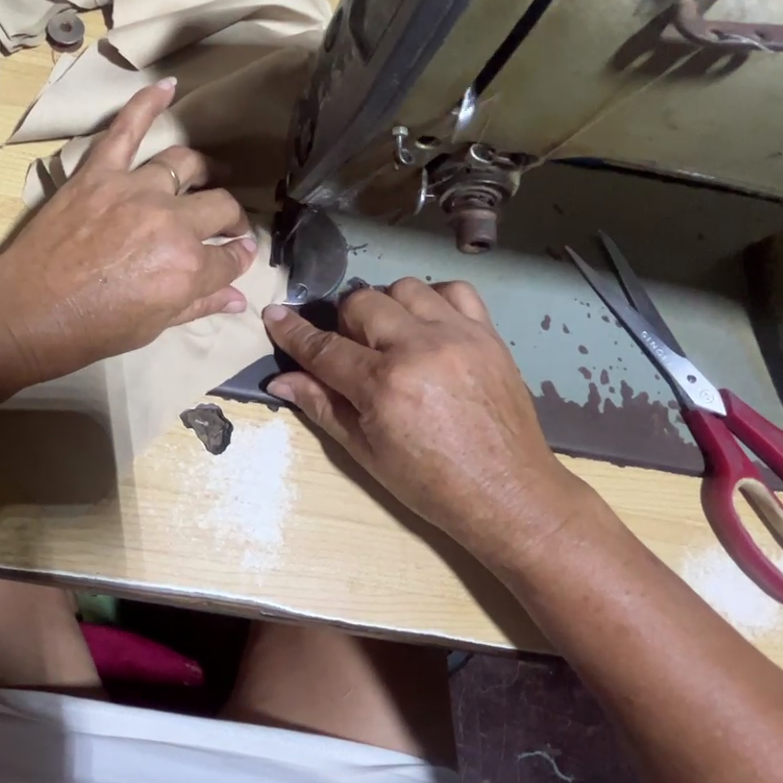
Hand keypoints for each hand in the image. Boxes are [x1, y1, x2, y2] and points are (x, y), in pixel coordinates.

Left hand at [0, 79, 257, 392]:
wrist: (26, 312)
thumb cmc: (90, 330)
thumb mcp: (153, 327)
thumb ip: (198, 305)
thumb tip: (238, 299)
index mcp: (188, 268)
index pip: (231, 257)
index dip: (238, 258)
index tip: (238, 256)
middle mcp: (170, 222)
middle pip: (219, 208)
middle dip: (231, 220)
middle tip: (226, 226)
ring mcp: (134, 190)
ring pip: (184, 164)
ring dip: (202, 170)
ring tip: (206, 176)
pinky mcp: (98, 173)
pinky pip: (126, 129)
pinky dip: (146, 104)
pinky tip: (167, 86)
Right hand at [262, 279, 601, 568]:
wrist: (508, 493)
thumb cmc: (430, 484)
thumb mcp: (365, 453)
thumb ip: (323, 406)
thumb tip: (282, 381)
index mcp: (384, 386)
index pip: (324, 347)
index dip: (293, 331)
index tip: (273, 316)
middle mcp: (419, 349)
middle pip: (360, 303)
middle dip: (344, 323)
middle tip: (352, 354)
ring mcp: (459, 336)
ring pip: (404, 288)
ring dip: (386, 308)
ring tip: (391, 339)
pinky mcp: (489, 334)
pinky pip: (454, 290)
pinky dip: (433, 301)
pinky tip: (428, 327)